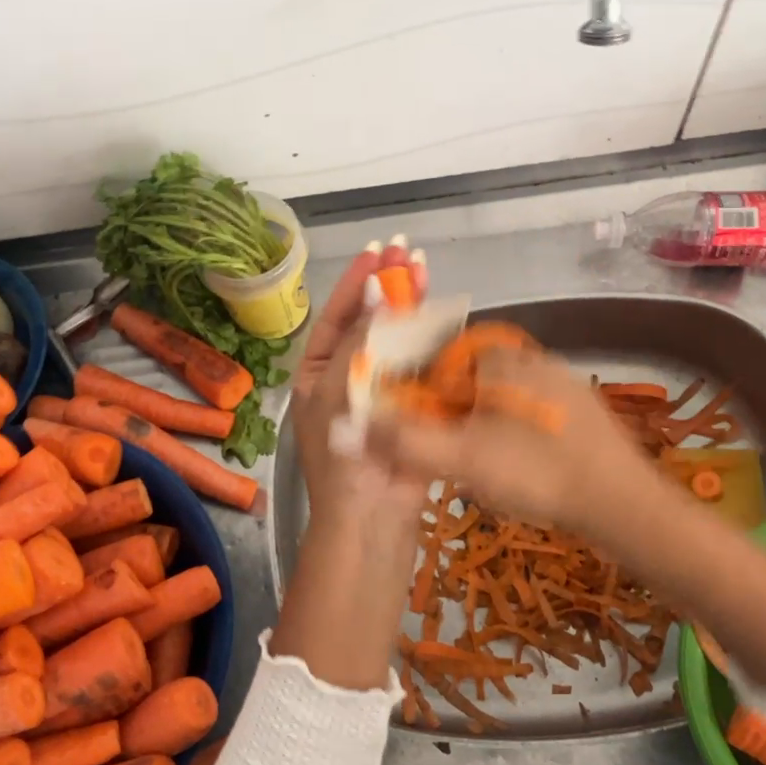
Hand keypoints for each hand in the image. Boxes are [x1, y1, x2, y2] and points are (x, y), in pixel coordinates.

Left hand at [272, 242, 429, 690]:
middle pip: (372, 324)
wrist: (372, 514)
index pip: (337, 318)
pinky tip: (445, 312)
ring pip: (401, 341)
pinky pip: (424, 367)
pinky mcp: (415, 407)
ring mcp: (385, 392)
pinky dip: (434, 341)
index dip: (356, 283)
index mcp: (320, 375)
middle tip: (409, 252)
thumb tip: (379, 290)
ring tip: (426, 270)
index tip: (376, 250)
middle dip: (389, 288)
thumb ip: (364, 339)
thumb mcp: (343, 389)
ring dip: (413, 308)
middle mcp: (350, 378)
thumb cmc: (344, 451)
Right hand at [365, 346, 660, 535]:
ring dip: (477, 432)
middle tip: (444, 461)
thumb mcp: (460, 458)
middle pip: (465, 383)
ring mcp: (560, 385)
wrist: (622, 503)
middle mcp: (530, 359)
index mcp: (498, 358)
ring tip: (477, 473)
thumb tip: (351, 425)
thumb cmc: (536, 472)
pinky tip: (516, 473)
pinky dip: (510, 440)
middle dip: (447, 419)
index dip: (415, 399)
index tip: (411, 436)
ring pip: (496, 403)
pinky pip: (527, 417)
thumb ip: (404, 440)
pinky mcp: (580, 413)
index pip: (435, 363)